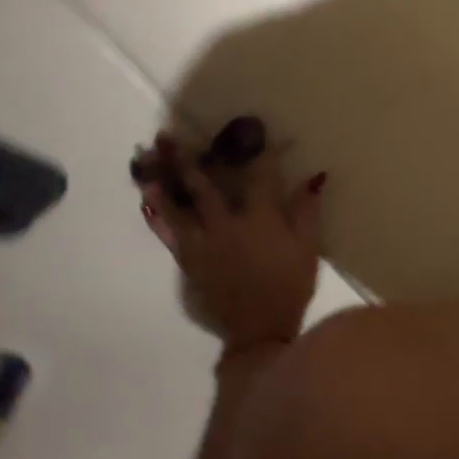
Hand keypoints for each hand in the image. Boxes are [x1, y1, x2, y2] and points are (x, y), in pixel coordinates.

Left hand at [136, 132, 325, 355]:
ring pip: (175, 206)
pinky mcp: (188, 260)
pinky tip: (147, 198)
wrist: (258, 331)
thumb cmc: (289, 284)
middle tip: (167, 134)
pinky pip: (167, 232)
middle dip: (187, 158)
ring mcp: (201, 243)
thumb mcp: (308, 247)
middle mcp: (224, 225)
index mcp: (259, 219)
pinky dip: (156, 213)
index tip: (256, 127)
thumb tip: (314, 176)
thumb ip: (307, 210)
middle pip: (203, 185)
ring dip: (160, 179)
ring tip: (145, 157)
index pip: (260, 175)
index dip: (259, 150)